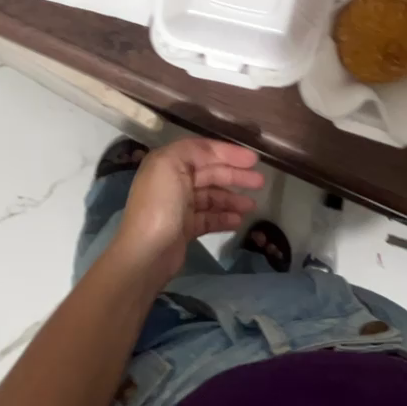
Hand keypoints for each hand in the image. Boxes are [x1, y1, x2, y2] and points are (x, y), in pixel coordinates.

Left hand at [110, 138, 264, 279]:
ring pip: (211, 197)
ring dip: (232, 199)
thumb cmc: (160, 205)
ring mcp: (178, 206)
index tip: (253, 160)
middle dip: (235, 176)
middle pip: (210, 173)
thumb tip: (213, 153)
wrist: (146, 253)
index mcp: (167, 162)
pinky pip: (209, 218)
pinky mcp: (184, 228)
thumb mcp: (171, 165)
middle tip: (260, 181)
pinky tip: (238, 221)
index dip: (228, 153)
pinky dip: (224, 217)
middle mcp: (172, 181)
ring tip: (251, 206)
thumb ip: (193, 151)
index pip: (202, 151)